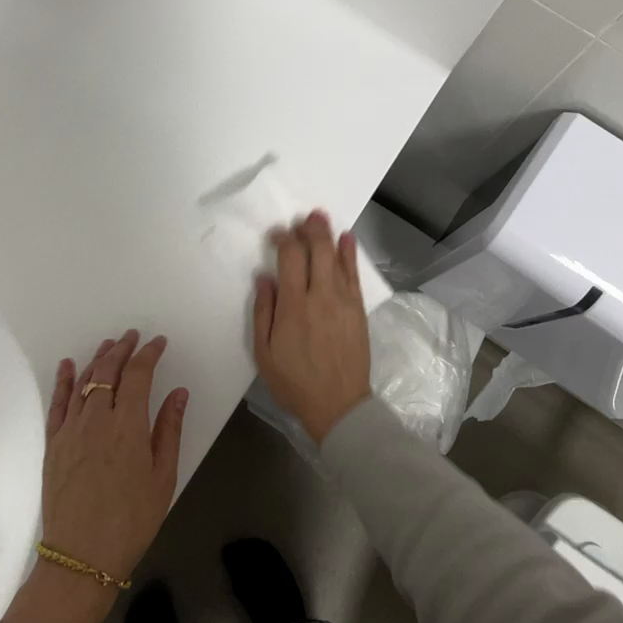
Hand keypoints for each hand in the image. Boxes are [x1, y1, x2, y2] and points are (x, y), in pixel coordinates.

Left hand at [0, 331, 187, 622]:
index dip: (148, 354)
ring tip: (108, 345)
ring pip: (84, 384)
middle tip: (132, 337)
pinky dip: (64, 381)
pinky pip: (58, 404)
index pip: (137, 376)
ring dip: (97, 360)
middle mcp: (97, 420)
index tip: (158, 343)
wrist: (82, 556)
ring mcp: (71, 431)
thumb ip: (168, 430)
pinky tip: (68, 366)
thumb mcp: (162, 477)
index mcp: (128, 426)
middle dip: (121, 350)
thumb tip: (178, 393)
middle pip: (108, 373)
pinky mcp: (54, 445)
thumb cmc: (132, 519)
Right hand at [253, 211, 371, 443]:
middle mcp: (320, 296)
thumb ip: (263, 311)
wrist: (338, 405)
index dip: (283, 239)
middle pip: (317, 250)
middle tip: (302, 218)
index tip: (276, 234)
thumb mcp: (264, 353)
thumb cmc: (294, 382)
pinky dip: (350, 254)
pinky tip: (346, 239)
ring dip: (328, 235)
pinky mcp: (358, 309)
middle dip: (309, 229)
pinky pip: (354, 274)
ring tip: (320, 218)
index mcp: (293, 307)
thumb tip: (264, 277)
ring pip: (336, 258)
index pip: (290, 259)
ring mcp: (343, 301)